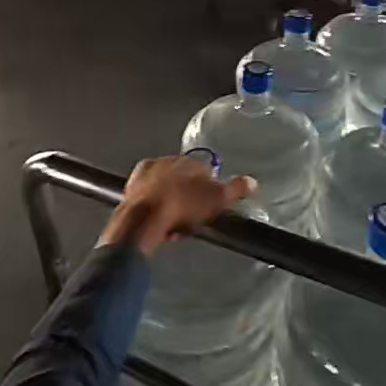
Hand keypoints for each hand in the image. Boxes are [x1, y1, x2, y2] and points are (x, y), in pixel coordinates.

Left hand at [99, 155, 257, 255]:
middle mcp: (171, 159)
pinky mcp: (132, 183)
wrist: (146, 217)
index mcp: (192, 161)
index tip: (207, 208)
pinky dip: (152, 202)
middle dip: (187, 195)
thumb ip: (236, 189)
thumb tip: (253, 181)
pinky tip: (156, 218)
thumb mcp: (218, 200)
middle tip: (189, 219)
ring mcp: (149, 170)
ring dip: (170, 200)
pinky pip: (147, 193)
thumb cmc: (184, 207)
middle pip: (184, 178)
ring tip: (173, 225)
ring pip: (165, 185)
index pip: (206, 172)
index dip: (208, 191)